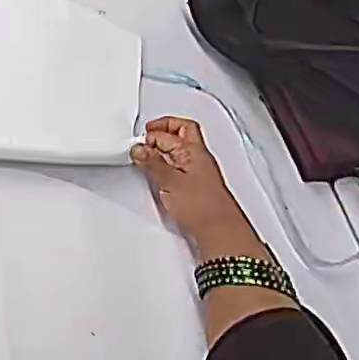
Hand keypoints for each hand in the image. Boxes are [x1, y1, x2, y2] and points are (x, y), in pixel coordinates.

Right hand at [130, 117, 252, 254]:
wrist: (219, 230)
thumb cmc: (203, 206)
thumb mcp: (170, 181)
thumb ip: (152, 163)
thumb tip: (140, 149)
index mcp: (194, 150)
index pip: (171, 131)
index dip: (153, 133)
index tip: (138, 143)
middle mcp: (199, 157)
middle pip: (183, 131)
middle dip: (164, 129)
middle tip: (149, 133)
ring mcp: (200, 171)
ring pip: (182, 149)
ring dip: (166, 147)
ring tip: (150, 153)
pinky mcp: (197, 186)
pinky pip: (182, 166)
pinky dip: (169, 163)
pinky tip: (160, 173)